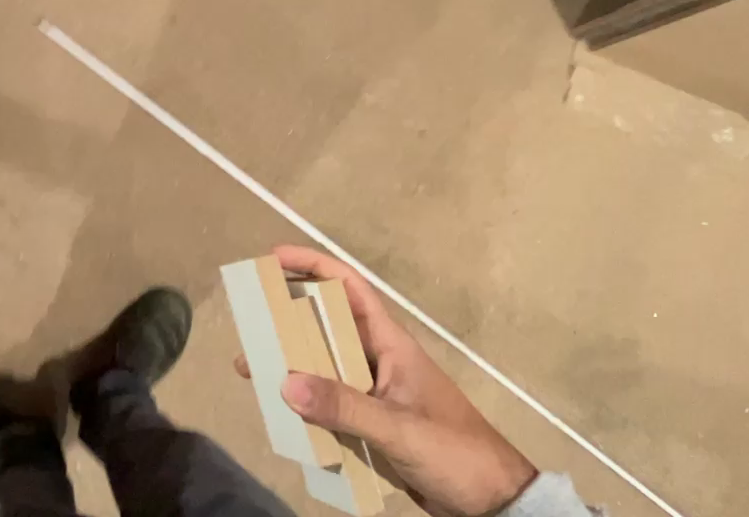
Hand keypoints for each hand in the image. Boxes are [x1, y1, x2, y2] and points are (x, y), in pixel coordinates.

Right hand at [236, 246, 535, 516]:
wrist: (498, 508)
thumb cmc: (457, 453)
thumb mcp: (399, 428)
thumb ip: (345, 406)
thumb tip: (284, 383)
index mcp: (391, 344)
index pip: (348, 286)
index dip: (312, 265)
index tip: (273, 257)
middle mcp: (379, 360)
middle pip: (325, 325)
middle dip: (286, 321)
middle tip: (249, 325)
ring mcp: (376, 392)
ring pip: (323, 365)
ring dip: (291, 365)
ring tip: (253, 371)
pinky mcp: (373, 423)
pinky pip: (330, 402)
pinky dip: (305, 402)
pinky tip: (283, 413)